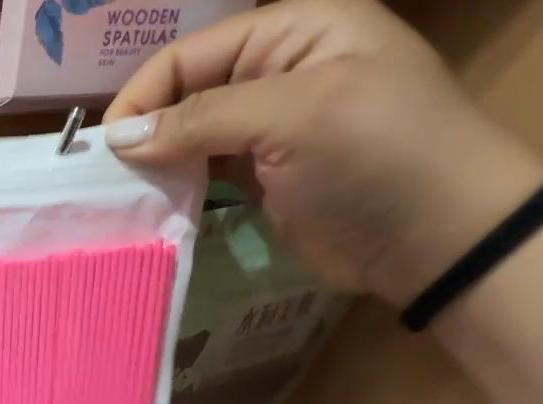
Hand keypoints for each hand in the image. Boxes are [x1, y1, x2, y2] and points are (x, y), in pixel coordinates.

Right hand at [103, 0, 542, 303]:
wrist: (438, 235)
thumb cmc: (376, 158)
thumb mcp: (292, 118)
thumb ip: (201, 118)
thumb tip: (119, 138)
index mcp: (296, 29)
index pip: (190, 52)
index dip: (141, 97)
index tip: (104, 153)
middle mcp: (279, 68)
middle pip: (183, 91)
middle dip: (143, 130)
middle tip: (104, 180)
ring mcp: (271, 124)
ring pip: (187, 133)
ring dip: (154, 161)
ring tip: (121, 195)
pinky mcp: (264, 172)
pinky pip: (203, 169)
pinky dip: (175, 185)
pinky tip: (153, 205)